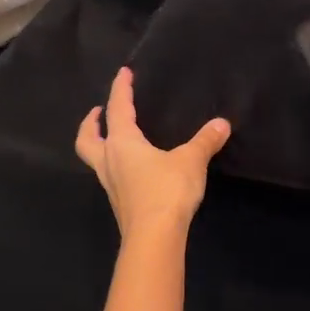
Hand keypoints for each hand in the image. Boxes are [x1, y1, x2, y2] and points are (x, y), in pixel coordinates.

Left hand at [75, 67, 231, 242]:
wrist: (154, 236)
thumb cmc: (167, 190)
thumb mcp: (191, 160)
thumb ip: (205, 141)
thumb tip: (222, 124)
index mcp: (123, 144)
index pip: (117, 109)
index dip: (120, 89)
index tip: (123, 73)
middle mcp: (110, 162)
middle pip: (87, 139)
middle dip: (91, 123)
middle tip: (98, 112)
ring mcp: (111, 185)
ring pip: (95, 159)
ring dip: (100, 145)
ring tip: (114, 139)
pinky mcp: (120, 203)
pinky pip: (111, 176)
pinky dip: (116, 165)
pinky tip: (134, 169)